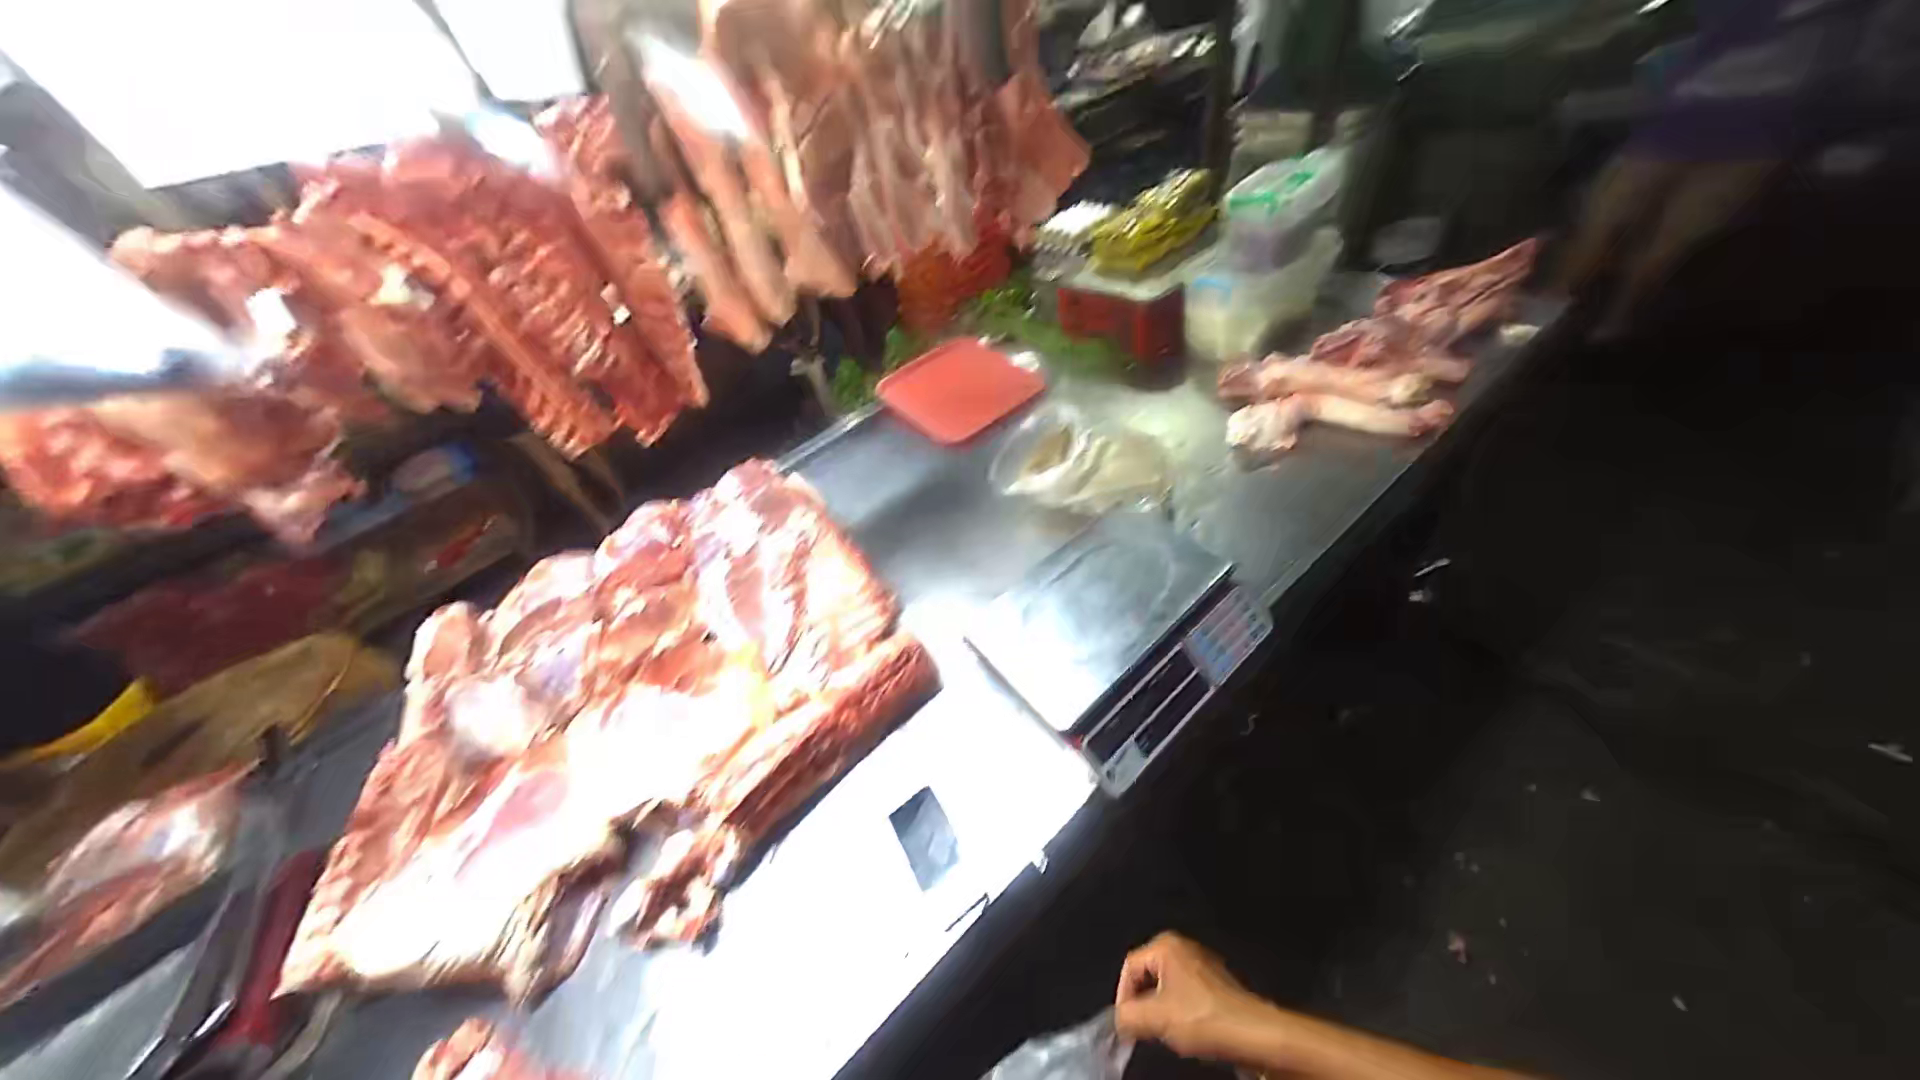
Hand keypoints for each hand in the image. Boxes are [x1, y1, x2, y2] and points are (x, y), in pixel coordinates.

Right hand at [1113, 932, 1275, 1061]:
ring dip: (1163, 1010)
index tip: (1127, 1025)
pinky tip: (1190, 1030)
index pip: (1129, 968)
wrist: (1255, 1034)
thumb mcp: (1157, 1019)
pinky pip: (1186, 992)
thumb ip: (1128, 1016)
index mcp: (1165, 945)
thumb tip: (1118, 1019)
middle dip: (1144, 1004)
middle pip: (1147, 975)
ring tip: (1169, 1032)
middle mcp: (1182, 946)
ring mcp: (1201, 962)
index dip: (1123, 997)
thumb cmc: (1204, 1019)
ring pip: (1167, 986)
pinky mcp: (1216, 981)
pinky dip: (1181, 1010)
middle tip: (1146, 1029)